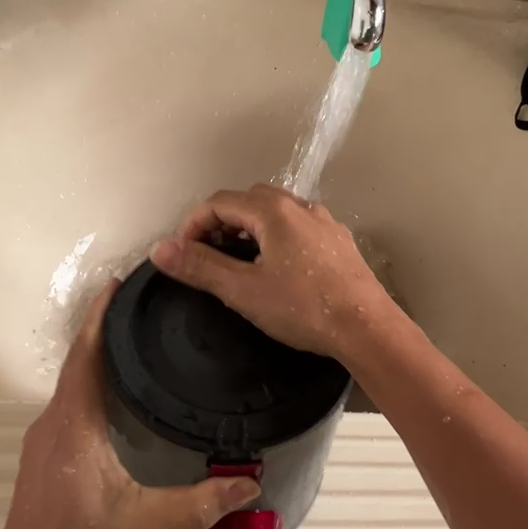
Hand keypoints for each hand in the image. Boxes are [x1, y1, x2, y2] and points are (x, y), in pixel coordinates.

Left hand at [0, 282, 262, 528]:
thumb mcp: (149, 523)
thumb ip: (201, 502)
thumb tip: (251, 483)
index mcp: (75, 424)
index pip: (86, 355)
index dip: (100, 317)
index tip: (118, 283)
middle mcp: (54, 422)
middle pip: (78, 360)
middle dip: (103, 327)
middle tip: (138, 302)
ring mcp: (43, 438)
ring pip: (71, 381)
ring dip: (95, 354)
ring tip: (131, 336)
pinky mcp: (44, 454)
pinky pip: (68, 399)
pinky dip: (88, 379)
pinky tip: (112, 388)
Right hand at [149, 184, 406, 363]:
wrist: (366, 327)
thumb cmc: (304, 308)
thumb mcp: (243, 291)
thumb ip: (200, 267)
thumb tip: (161, 250)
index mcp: (274, 211)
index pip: (219, 202)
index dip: (193, 225)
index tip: (182, 255)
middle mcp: (301, 207)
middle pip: (248, 201)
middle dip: (220, 223)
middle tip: (207, 257)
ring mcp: (324, 223)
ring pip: (275, 212)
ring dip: (249, 230)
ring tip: (237, 264)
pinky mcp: (338, 242)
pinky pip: (297, 228)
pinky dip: (275, 238)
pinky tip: (276, 270)